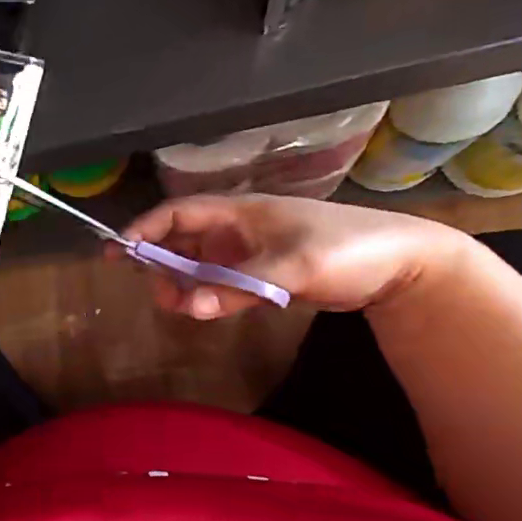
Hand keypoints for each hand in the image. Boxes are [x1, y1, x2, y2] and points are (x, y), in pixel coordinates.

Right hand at [120, 193, 473, 318]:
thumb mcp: (292, 267)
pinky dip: (208, 295)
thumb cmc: (347, 249)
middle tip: (162, 296)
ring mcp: (248, 251)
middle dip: (162, 266)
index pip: (177, 214)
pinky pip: (220, 282)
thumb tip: (189, 307)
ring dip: (184, 285)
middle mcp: (237, 228)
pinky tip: (207, 309)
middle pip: (180, 241)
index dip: (144, 228)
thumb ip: (239, 286)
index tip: (117, 251)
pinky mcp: (261, 272)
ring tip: (186, 308)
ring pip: (198, 265)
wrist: (404, 265)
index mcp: (240, 212)